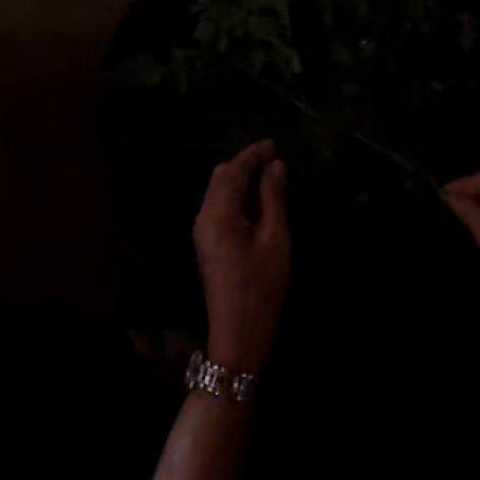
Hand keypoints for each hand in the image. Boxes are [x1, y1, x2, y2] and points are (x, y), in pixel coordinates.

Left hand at [194, 140, 290, 374]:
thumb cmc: (261, 287)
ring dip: (241, 179)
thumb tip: (275, 166)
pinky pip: (220, 207)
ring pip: (219, 192)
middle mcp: (204, 217)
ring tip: (270, 174)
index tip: (273, 144)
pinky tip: (258, 199)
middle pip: (221, 178)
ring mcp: (203, 232)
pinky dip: (238, 196)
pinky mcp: (208, 244)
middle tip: (274, 158)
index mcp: (218, 214)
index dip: (252, 154)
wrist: (238, 335)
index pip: (231, 171)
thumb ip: (273, 199)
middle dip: (245, 164)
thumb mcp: (275, 239)